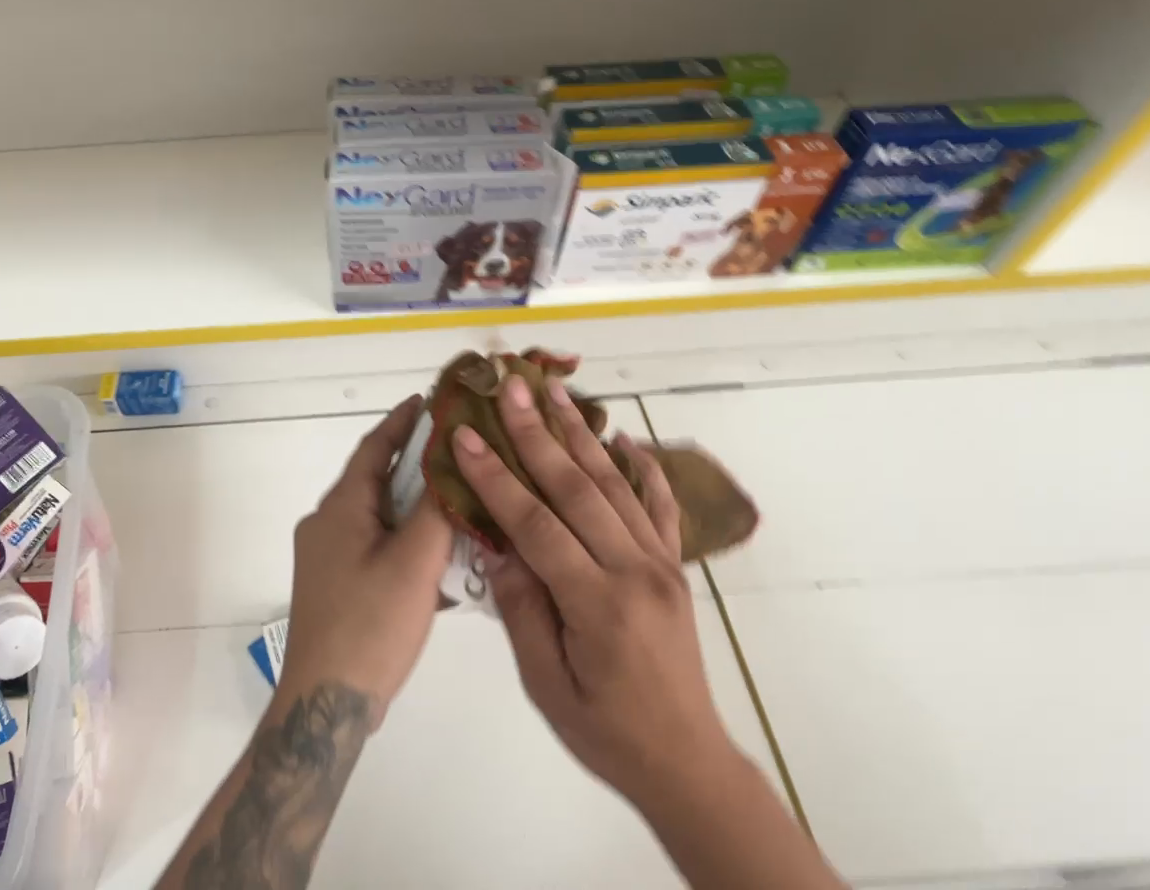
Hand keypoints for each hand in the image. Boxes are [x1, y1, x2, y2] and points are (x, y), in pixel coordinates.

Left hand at [278, 394, 453, 723]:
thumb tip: (451, 461)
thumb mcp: (414, 563)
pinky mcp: (335, 585)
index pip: (374, 448)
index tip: (432, 400)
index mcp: (340, 508)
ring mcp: (327, 556)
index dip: (403, 422)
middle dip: (418, 467)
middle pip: (377, 481)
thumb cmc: (370, 624)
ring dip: (417, 510)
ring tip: (462, 505)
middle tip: (462, 455)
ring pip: (379, 517)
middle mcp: (326, 523)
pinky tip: (441, 558)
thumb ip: (437, 509)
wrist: (325, 700)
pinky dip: (407, 543)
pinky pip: (376, 548)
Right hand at [453, 374, 735, 803]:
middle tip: (512, 388)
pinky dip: (645, 469)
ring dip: (582, 435)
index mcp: (596, 602)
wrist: (684, 761)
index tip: (465, 436)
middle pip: (578, 487)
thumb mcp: (546, 683)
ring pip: (616, 485)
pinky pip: (660, 508)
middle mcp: (634, 570)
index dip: (496, 477)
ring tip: (556, 392)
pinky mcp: (673, 569)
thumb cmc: (604, 731)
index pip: (535, 524)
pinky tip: (627, 438)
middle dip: (537, 433)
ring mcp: (660, 565)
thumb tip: (500, 547)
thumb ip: (523, 610)